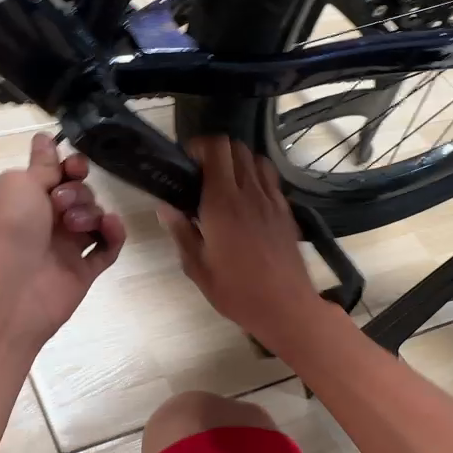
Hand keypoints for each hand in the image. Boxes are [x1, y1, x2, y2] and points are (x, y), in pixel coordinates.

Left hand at [0, 133, 126, 347]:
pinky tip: (110, 228)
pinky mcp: (84, 270)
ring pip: (95, 216)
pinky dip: (113, 234)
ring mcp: (66, 246)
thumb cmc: (10, 231)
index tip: (75, 168)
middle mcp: (45, 220)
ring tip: (76, 226)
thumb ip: (40, 165)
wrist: (10, 293)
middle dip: (78, 191)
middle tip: (62, 204)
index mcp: (25, 199)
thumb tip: (44, 138)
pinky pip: (108, 246)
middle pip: (79, 192)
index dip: (70, 166)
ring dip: (91, 212)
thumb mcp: (19, 185)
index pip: (56, 174)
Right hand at [159, 137, 327, 354]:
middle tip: (201, 172)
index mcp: (222, 204)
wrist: (286, 307)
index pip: (216, 149)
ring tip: (225, 182)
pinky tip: (246, 199)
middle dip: (216, 152)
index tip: (186, 160)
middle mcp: (249, 193)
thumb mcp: (197, 267)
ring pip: (256, 159)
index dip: (199, 146)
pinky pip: (270, 179)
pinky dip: (256, 177)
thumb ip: (181, 232)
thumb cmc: (236, 291)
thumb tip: (166, 207)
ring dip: (238, 162)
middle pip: (236, 148)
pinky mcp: (286, 210)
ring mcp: (271, 200)